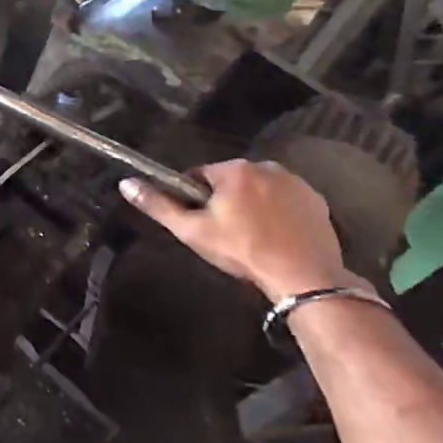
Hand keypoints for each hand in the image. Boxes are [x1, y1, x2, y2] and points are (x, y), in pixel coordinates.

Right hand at [120, 160, 361, 300]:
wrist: (302, 275)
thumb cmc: (241, 250)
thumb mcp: (191, 231)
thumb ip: (158, 205)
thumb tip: (125, 183)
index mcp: (233, 170)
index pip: (199, 175)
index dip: (192, 199)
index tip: (197, 223)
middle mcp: (266, 166)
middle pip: (230, 181)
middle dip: (223, 202)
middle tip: (222, 235)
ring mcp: (295, 182)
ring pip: (258, 190)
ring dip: (250, 206)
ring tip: (250, 239)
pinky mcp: (316, 199)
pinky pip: (285, 201)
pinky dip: (276, 214)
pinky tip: (274, 238)